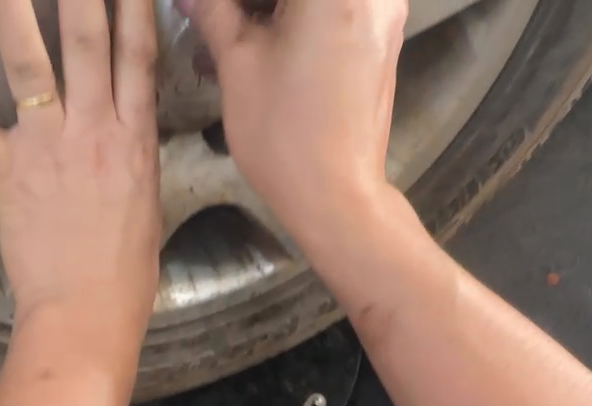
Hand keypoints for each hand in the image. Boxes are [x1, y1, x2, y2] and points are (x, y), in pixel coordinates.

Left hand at [0, 1, 160, 345]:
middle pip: (87, 37)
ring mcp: (47, 149)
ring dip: (10, 2)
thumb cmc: (124, 278)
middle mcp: (94, 133)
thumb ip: (133, 161)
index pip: (138, 55)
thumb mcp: (145, 211)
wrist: (87, 318)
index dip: (131, 1)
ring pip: (27, 60)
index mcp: (135, 144)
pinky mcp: (5, 172)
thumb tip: (125, 134)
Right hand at [186, 0, 408, 243]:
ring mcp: (382, 12)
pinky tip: (258, 40)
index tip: (209, 10)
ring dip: (268, 11)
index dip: (232, 1)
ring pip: (314, 2)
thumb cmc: (285, 135)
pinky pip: (333, 11)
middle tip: (213, 15)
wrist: (337, 199)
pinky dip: (296, 19)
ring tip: (227, 30)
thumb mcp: (238, 64)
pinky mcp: (381, 40)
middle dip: (249, 4)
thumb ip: (213, 10)